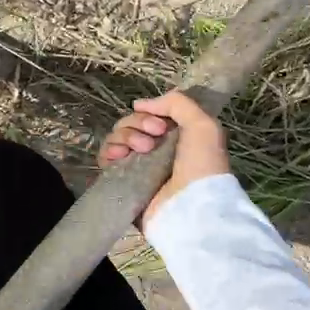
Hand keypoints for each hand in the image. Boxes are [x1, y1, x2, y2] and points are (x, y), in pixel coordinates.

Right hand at [98, 90, 230, 227]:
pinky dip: (109, 151)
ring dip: (125, 137)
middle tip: (153, 139)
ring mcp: (135, 165)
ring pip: (116, 137)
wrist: (192, 206)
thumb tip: (140, 104)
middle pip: (129, 124)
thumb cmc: (202, 166)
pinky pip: (105, 157)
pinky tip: (119, 155)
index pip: (148, 116)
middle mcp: (153, 150)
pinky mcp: (120, 180)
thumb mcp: (203, 126)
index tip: (160, 125)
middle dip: (137, 125)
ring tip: (140, 150)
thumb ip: (177, 104)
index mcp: (174, 138)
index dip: (149, 114)